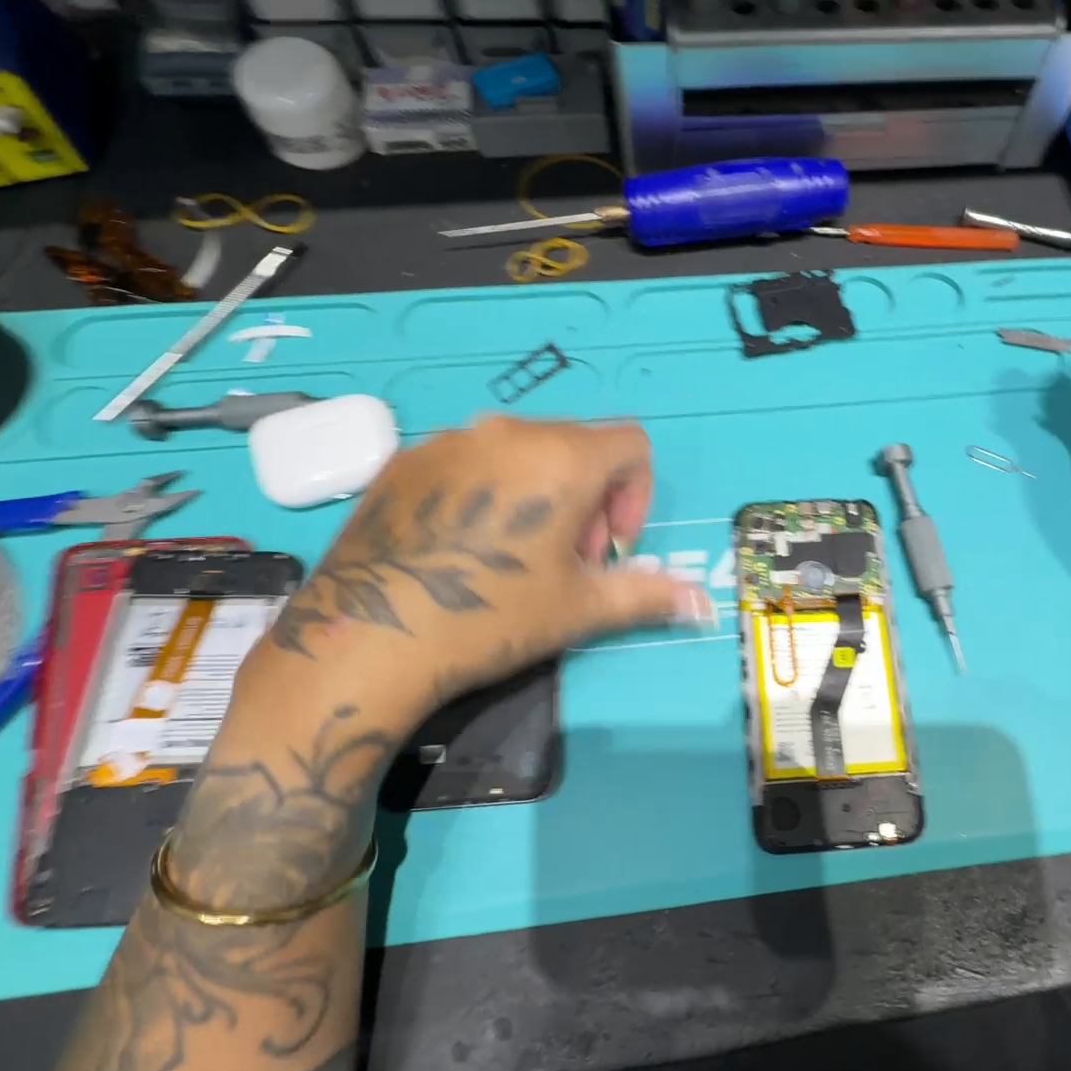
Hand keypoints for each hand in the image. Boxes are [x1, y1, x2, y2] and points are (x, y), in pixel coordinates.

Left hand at [245, 416, 710, 727]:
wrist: (366, 639)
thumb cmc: (490, 619)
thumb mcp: (580, 609)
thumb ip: (650, 594)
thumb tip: (704, 604)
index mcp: (560, 457)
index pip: (631, 444)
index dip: (637, 495)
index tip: (610, 548)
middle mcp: (506, 431)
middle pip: (577, 445)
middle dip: (591, 499)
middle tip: (567, 559)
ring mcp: (448, 440)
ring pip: (522, 451)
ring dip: (542, 494)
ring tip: (515, 555)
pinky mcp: (404, 460)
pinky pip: (470, 460)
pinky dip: (489, 491)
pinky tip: (463, 547)